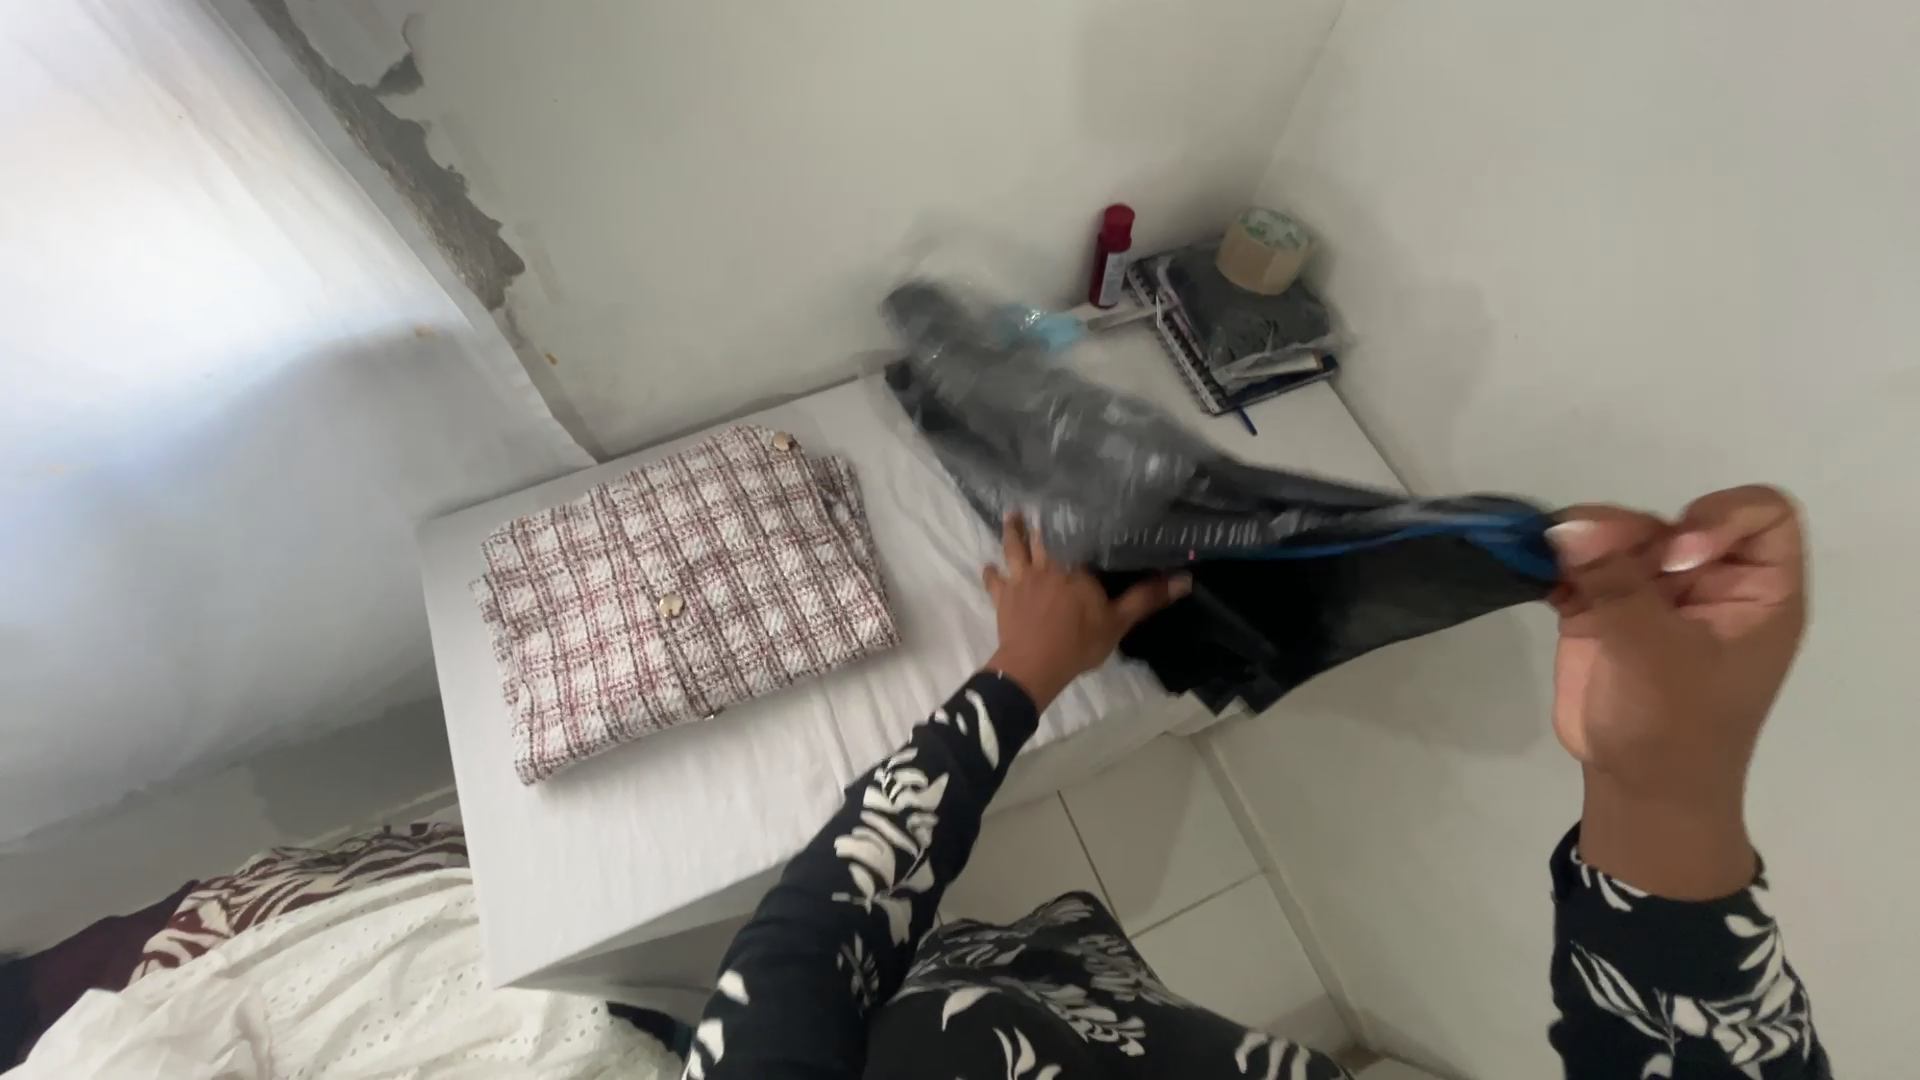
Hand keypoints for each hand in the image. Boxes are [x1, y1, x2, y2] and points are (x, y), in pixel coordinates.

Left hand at [981, 514, 1189, 709]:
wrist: (1035, 664)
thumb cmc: (1079, 641)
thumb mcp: (1119, 621)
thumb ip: (1147, 598)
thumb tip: (1185, 579)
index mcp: (1075, 567)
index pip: (1076, 536)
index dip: (1074, 519)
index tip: (1073, 500)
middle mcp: (1046, 566)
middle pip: (1041, 537)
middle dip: (1040, 520)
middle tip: (1037, 501)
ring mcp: (1022, 580)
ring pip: (1015, 550)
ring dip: (1012, 533)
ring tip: (1011, 516)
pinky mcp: (1003, 597)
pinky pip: (994, 581)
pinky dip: (991, 573)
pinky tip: (988, 566)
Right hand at [1547, 485, 1806, 897]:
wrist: (1637, 779)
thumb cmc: (1675, 720)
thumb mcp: (1654, 649)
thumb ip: (1613, 582)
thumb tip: (1567, 524)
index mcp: (1752, 590)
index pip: (1756, 516)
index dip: (1716, 518)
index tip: (1672, 554)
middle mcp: (1702, 582)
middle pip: (1666, 522)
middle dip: (1622, 530)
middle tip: (1577, 549)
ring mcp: (1646, 597)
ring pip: (1612, 540)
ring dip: (1579, 544)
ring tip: (1550, 566)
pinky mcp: (1597, 611)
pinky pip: (1574, 569)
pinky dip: (1552, 568)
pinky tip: (1538, 583)